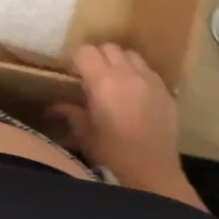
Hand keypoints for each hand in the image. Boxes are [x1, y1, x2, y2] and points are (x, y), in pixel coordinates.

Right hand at [48, 44, 200, 207]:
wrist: (152, 170)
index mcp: (102, 82)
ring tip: (116, 81)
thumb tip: (52, 108)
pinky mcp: (166, 90)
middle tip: (93, 76)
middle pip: (110, 47)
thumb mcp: (86, 134)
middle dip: (99, 56)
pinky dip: (138, 75)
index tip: (74, 73)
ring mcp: (150, 80)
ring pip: (132, 55)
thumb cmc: (112, 154)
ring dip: (120, 62)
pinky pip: (149, 71)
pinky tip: (135, 95)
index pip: (86, 51)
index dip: (78, 60)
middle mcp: (127, 74)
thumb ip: (70, 114)